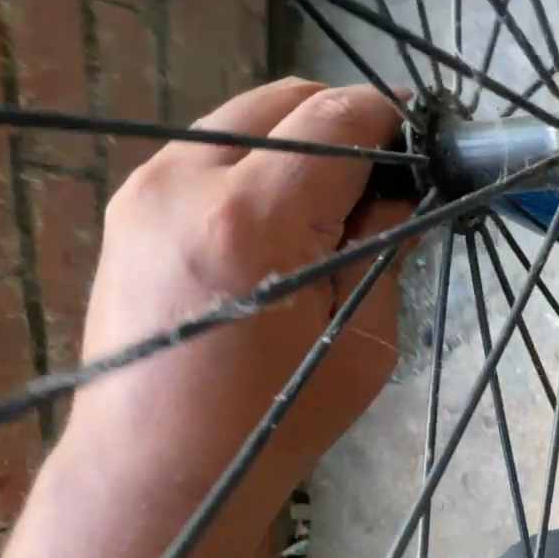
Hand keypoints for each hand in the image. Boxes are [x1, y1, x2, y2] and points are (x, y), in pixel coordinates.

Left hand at [69, 78, 411, 494]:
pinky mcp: (134, 205)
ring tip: (340, 200)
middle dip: (347, 119)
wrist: (164, 459)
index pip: (338, 120)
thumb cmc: (279, 414)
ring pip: (243, 117)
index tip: (425, 139)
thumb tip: (402, 198)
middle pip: (284, 98)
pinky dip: (261, 161)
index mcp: (256, 219)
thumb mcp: (364, 342)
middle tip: (389, 172)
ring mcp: (149, 186)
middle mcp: (189, 180)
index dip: (390, 118)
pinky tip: (288, 216)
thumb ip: (384, 254)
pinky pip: (211, 151)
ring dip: (302, 140)